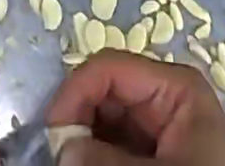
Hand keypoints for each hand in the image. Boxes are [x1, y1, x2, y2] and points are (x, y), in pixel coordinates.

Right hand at [45, 52, 224, 165]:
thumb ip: (107, 161)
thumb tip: (61, 149)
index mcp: (174, 87)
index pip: (108, 68)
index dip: (74, 94)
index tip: (50, 136)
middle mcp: (165, 100)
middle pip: (104, 95)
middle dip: (77, 124)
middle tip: (58, 159)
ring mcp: (161, 131)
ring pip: (105, 124)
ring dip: (85, 145)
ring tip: (71, 165)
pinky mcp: (158, 158)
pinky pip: (116, 148)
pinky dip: (98, 158)